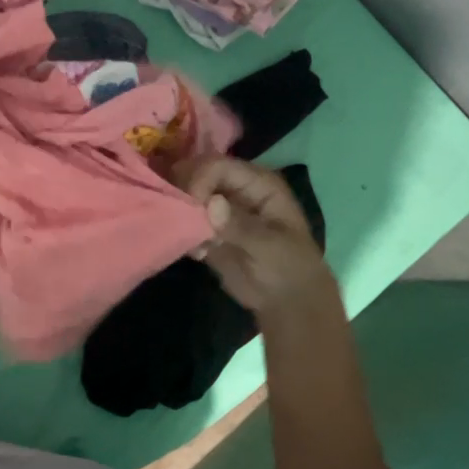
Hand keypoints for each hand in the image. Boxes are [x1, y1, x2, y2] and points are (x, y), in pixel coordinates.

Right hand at [178, 155, 333, 315]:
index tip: (190, 206)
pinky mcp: (207, 230)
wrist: (286, 302)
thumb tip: (211, 204)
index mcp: (256, 183)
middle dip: (183, 193)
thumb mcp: (270, 246)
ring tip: (191, 240)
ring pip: (187, 197)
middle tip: (178, 218)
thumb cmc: (289, 267)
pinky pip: (186, 222)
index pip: (217, 166)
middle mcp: (235, 189)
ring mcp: (219, 209)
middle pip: (196, 174)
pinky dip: (183, 234)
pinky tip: (199, 254)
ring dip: (181, 215)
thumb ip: (240, 225)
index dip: (199, 180)